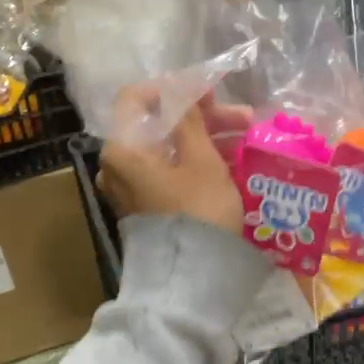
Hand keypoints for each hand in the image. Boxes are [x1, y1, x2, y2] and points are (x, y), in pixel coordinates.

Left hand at [97, 88, 254, 234]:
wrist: (193, 275)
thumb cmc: (199, 210)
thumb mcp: (202, 161)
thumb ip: (192, 122)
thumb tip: (182, 91)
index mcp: (122, 148)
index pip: (137, 98)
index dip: (174, 89)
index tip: (210, 92)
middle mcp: (117, 166)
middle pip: (159, 127)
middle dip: (204, 120)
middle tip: (246, 120)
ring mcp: (131, 191)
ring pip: (169, 153)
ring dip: (207, 142)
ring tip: (246, 143)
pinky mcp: (148, 210)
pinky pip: (170, 176)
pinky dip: (196, 165)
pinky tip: (230, 166)